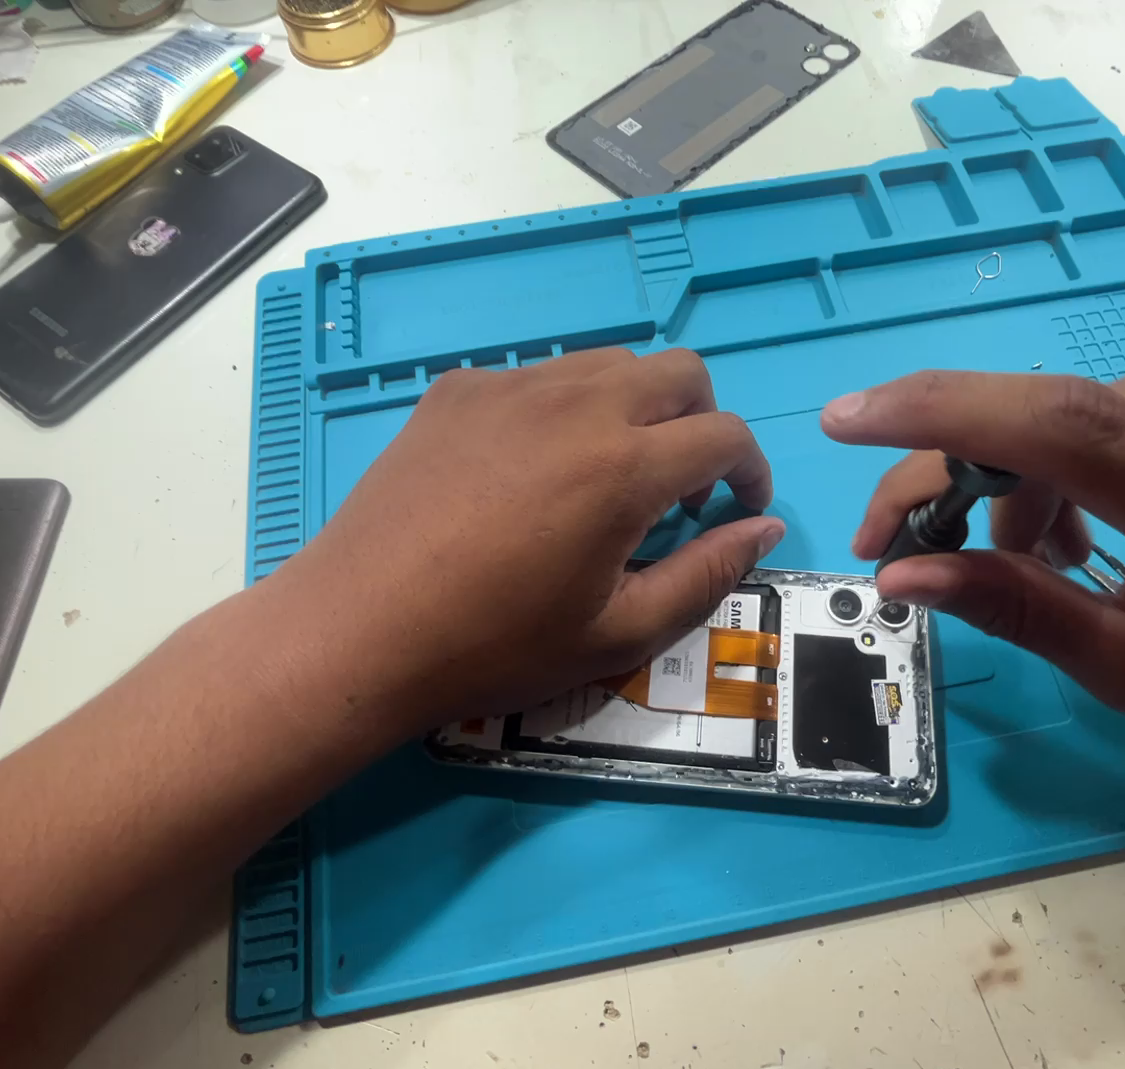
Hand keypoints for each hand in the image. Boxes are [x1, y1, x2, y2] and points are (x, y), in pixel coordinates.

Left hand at [253, 348, 780, 737]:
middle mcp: (574, 404)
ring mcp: (509, 387)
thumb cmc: (494, 646)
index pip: (724, 434)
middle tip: (679, 490)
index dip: (752, 468)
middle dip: (702, 423)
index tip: (742, 506)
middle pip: (678, 373)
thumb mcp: (617, 632)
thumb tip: (766, 528)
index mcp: (622, 466)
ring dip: (638, 410)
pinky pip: (541, 377)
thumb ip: (707, 575)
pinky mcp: (458, 390)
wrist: (359, 630)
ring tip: (609, 477)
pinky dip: (569, 409)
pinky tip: (534, 469)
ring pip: (610, 365)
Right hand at [822, 337, 1124, 753]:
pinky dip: (1065, 459)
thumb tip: (902, 578)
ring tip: (1034, 555)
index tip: (844, 422)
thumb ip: (1024, 615)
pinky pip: (1105, 404)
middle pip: (1038, 418)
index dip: (941, 413)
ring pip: (1062, 413)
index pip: (1065, 425)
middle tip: (900, 548)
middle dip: (945, 479)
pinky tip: (1090, 515)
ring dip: (1015, 480)